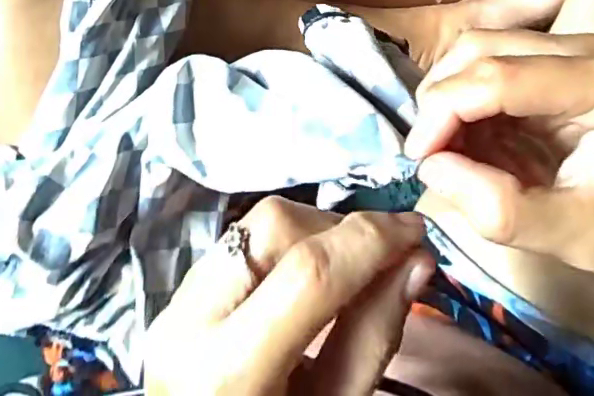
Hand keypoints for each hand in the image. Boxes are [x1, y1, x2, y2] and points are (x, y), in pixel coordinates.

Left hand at [142, 198, 435, 395]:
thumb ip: (371, 338)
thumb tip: (414, 264)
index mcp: (228, 371)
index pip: (307, 274)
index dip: (370, 241)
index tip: (416, 229)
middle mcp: (189, 319)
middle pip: (275, 226)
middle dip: (340, 230)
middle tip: (386, 254)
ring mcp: (177, 300)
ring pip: (256, 223)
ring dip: (315, 231)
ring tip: (352, 268)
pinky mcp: (180, 291)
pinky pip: (241, 242)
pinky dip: (286, 244)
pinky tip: (313, 275)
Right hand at [404, 31, 593, 304]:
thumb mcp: (585, 243)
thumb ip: (505, 212)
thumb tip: (432, 170)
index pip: (498, 76)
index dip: (445, 112)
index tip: (419, 160)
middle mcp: (583, 48)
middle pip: (480, 50)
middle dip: (440, 100)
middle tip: (426, 158)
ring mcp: (568, 50)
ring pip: (476, 50)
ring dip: (447, 97)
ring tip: (444, 151)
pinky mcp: (552, 63)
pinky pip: (488, 66)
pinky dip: (463, 102)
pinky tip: (465, 142)